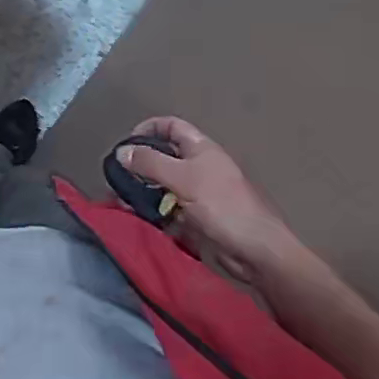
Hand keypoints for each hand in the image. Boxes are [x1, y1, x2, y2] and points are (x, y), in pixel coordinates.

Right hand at [115, 116, 299, 280]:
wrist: (258, 252)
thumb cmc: (222, 205)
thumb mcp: (181, 178)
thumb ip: (149, 162)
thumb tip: (121, 152)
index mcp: (201, 148)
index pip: (171, 126)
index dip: (149, 128)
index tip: (128, 144)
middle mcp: (201, 166)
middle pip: (165, 156)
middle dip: (142, 164)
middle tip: (120, 176)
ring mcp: (201, 193)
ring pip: (165, 185)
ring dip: (145, 191)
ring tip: (124, 201)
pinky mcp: (200, 217)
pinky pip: (171, 209)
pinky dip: (156, 212)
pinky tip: (142, 220)